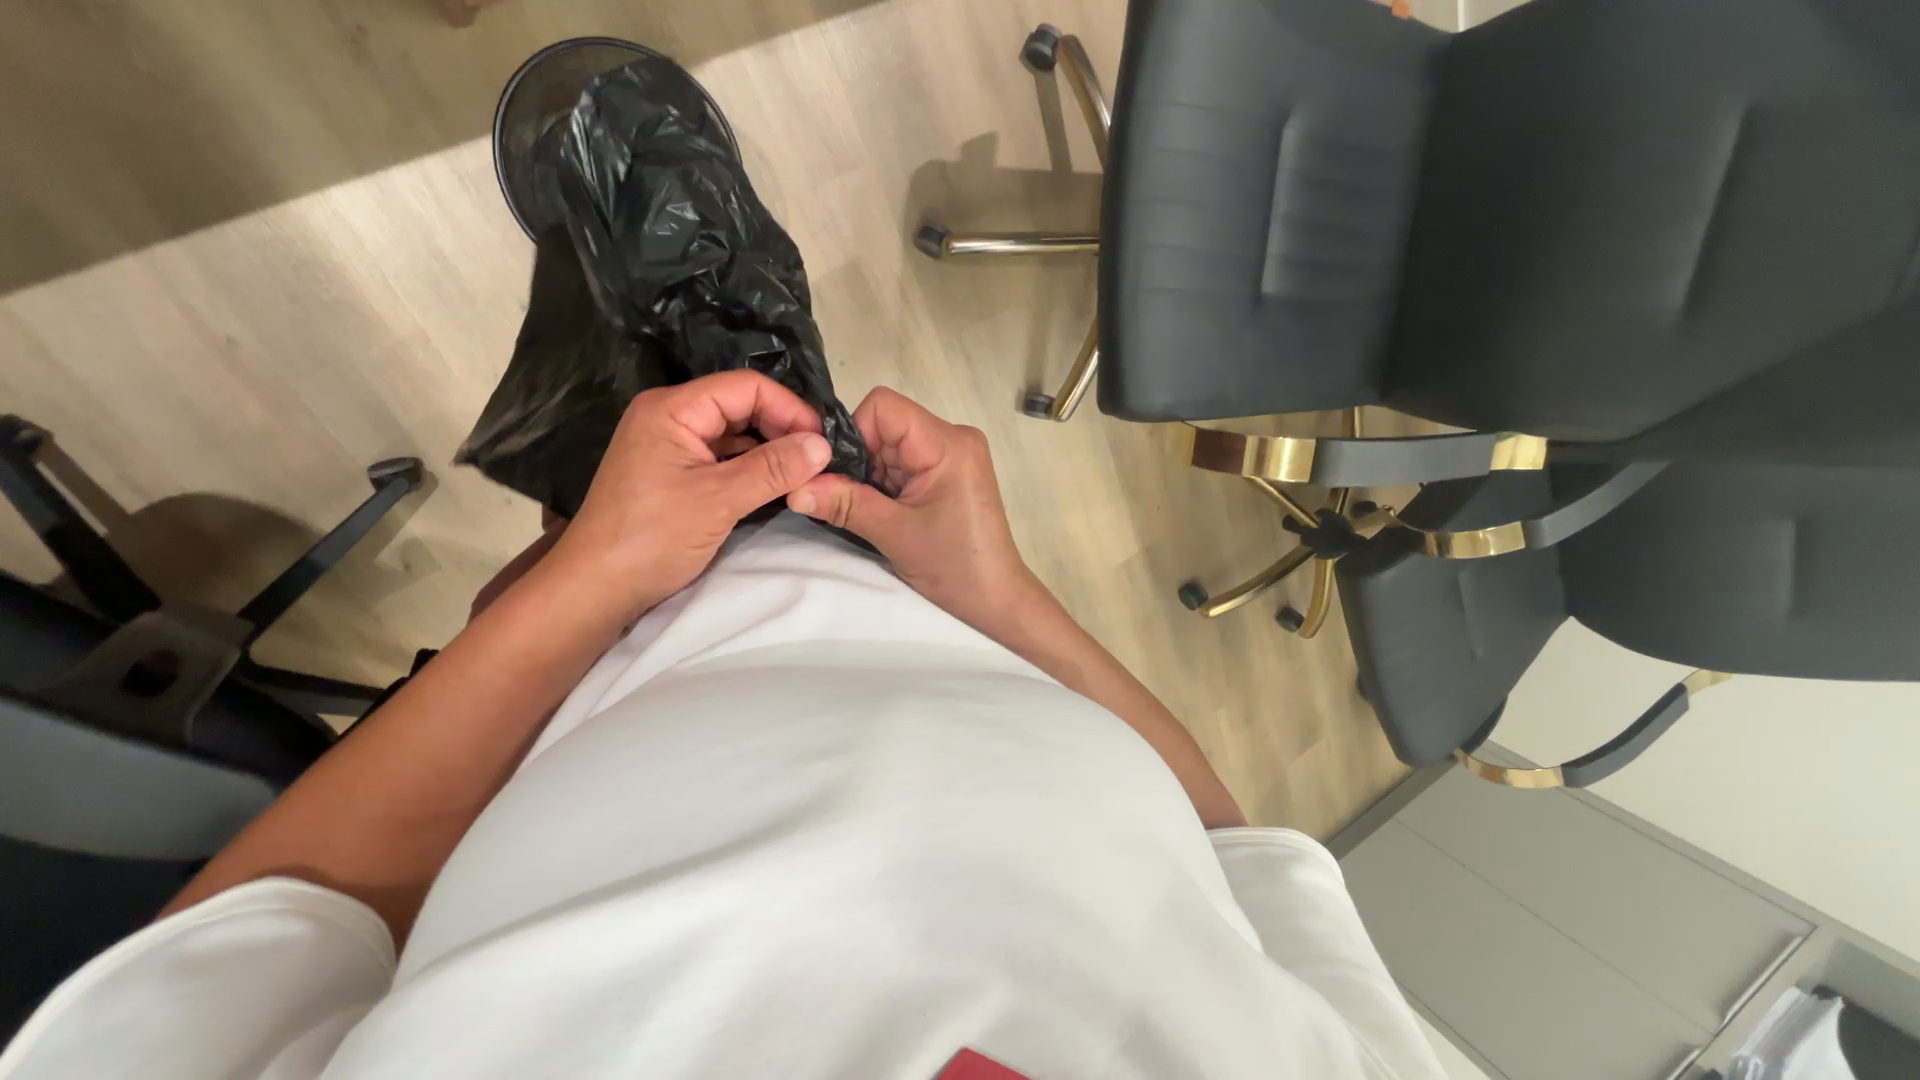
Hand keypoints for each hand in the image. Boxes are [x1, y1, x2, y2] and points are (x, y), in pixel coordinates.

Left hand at [549, 371, 831, 620]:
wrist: (596, 588)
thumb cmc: (652, 538)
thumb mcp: (719, 500)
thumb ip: (773, 468)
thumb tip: (823, 445)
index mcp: (673, 409)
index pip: (745, 387)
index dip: (788, 408)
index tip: (822, 442)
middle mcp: (671, 417)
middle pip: (741, 407)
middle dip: (782, 430)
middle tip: (818, 463)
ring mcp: (671, 446)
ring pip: (735, 435)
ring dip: (770, 453)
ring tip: (805, 476)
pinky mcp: (675, 474)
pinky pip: (723, 459)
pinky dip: (752, 470)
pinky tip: (777, 488)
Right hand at [785, 387, 1043, 632]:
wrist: (996, 599)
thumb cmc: (954, 567)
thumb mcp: (893, 534)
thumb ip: (843, 503)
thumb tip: (794, 488)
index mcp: (947, 443)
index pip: (883, 407)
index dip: (854, 434)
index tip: (842, 476)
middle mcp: (953, 437)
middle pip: (884, 426)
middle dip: (861, 461)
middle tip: (855, 502)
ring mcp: (952, 455)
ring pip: (889, 446)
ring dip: (871, 477)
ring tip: (878, 514)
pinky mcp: (948, 473)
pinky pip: (902, 464)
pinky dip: (885, 486)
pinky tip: (889, 514)